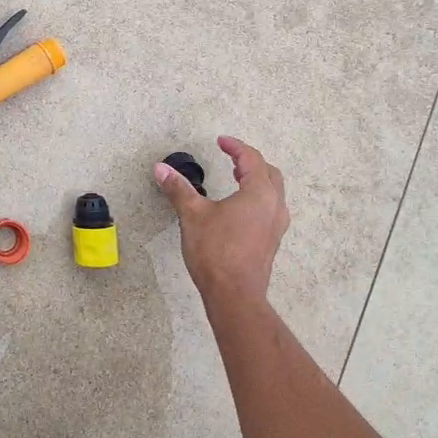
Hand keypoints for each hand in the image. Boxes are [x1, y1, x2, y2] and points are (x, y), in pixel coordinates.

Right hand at [155, 136, 289, 309]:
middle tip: (230, 157)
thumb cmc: (215, 250)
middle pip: (269, 173)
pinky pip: (271, 208)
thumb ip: (178, 188)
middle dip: (250, 162)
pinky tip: (239, 206)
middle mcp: (274, 207)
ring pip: (274, 192)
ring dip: (257, 180)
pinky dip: (258, 197)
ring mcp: (276, 227)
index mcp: (259, 194)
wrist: (234, 295)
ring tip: (236, 177)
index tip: (220, 142)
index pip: (252, 159)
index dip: (236, 147)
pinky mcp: (271, 242)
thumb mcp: (192, 214)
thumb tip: (161, 168)